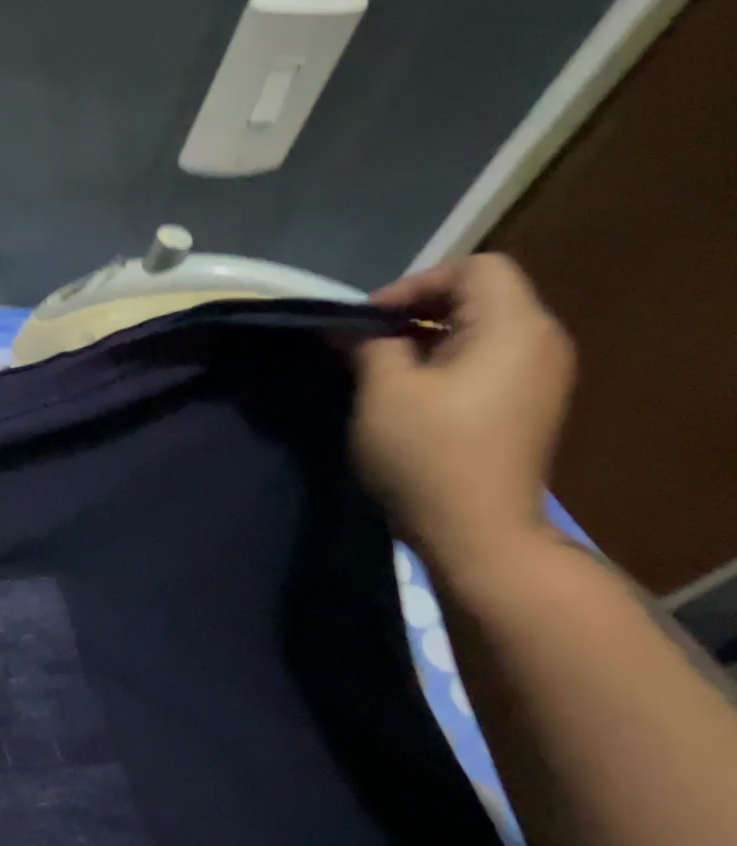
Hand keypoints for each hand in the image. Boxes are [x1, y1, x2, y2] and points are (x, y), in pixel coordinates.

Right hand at [350, 254, 575, 566]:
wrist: (477, 530)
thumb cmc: (427, 454)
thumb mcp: (384, 393)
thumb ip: (369, 347)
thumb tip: (351, 328)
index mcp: (514, 327)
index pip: (474, 268)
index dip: (415, 283)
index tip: (367, 320)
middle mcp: (541, 342)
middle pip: (483, 297)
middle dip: (418, 311)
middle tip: (366, 342)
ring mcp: (542, 376)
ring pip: (483, 331)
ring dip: (430, 339)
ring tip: (382, 368)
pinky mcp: (531, 406)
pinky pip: (489, 362)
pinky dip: (448, 363)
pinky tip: (412, 394)